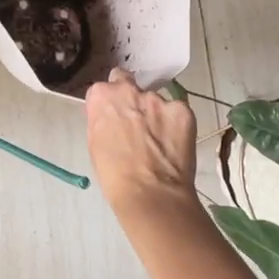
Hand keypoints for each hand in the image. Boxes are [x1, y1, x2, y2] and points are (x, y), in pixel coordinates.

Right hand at [85, 68, 199, 215]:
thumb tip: (111, 117)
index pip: (104, 88)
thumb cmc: (114, 175)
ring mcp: (158, 99)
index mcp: (102, 95)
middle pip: (128, 83)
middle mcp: (129, 90)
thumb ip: (102, 119)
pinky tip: (175, 144)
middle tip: (137, 122)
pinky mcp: (183, 111)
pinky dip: (177, 124)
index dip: (111, 104)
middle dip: (131, 98)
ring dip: (156, 114)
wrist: (150, 195)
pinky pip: (179, 112)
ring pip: (156, 100)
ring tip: (160, 140)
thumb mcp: (95, 142)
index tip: (115, 118)